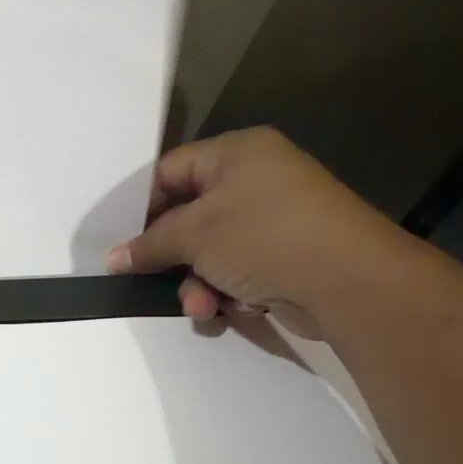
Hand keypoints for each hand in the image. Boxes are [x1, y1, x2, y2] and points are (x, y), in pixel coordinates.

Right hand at [106, 127, 416, 334]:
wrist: (348, 281)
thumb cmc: (264, 237)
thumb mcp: (193, 235)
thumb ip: (149, 245)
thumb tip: (114, 258)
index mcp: (237, 154)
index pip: (169, 171)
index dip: (140, 206)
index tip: (119, 241)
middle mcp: (256, 179)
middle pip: (186, 217)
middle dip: (170, 257)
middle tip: (146, 279)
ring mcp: (272, 219)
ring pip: (208, 253)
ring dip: (196, 284)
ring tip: (201, 306)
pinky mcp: (283, 255)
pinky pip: (234, 271)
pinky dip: (224, 292)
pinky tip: (229, 309)